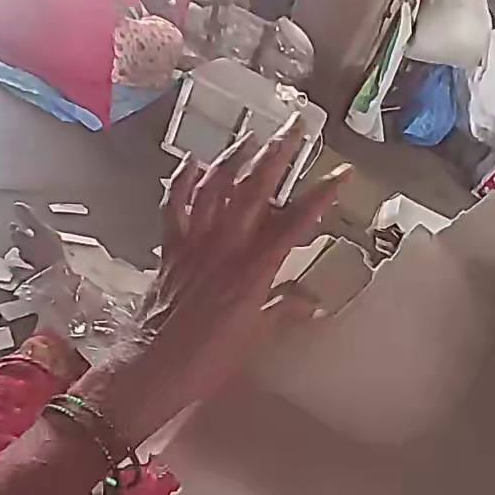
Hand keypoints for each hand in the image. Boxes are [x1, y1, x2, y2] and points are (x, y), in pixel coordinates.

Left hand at [74, 120, 350, 444]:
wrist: (151, 369)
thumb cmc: (208, 359)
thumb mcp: (256, 337)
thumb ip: (285, 311)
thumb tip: (314, 304)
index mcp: (253, 270)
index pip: (295, 222)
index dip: (322, 195)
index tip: (342, 172)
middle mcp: (224, 246)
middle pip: (255, 189)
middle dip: (279, 153)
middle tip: (297, 126)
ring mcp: (194, 243)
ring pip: (215, 187)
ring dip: (235, 157)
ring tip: (254, 137)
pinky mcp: (170, 248)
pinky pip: (174, 206)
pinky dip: (182, 181)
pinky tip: (193, 162)